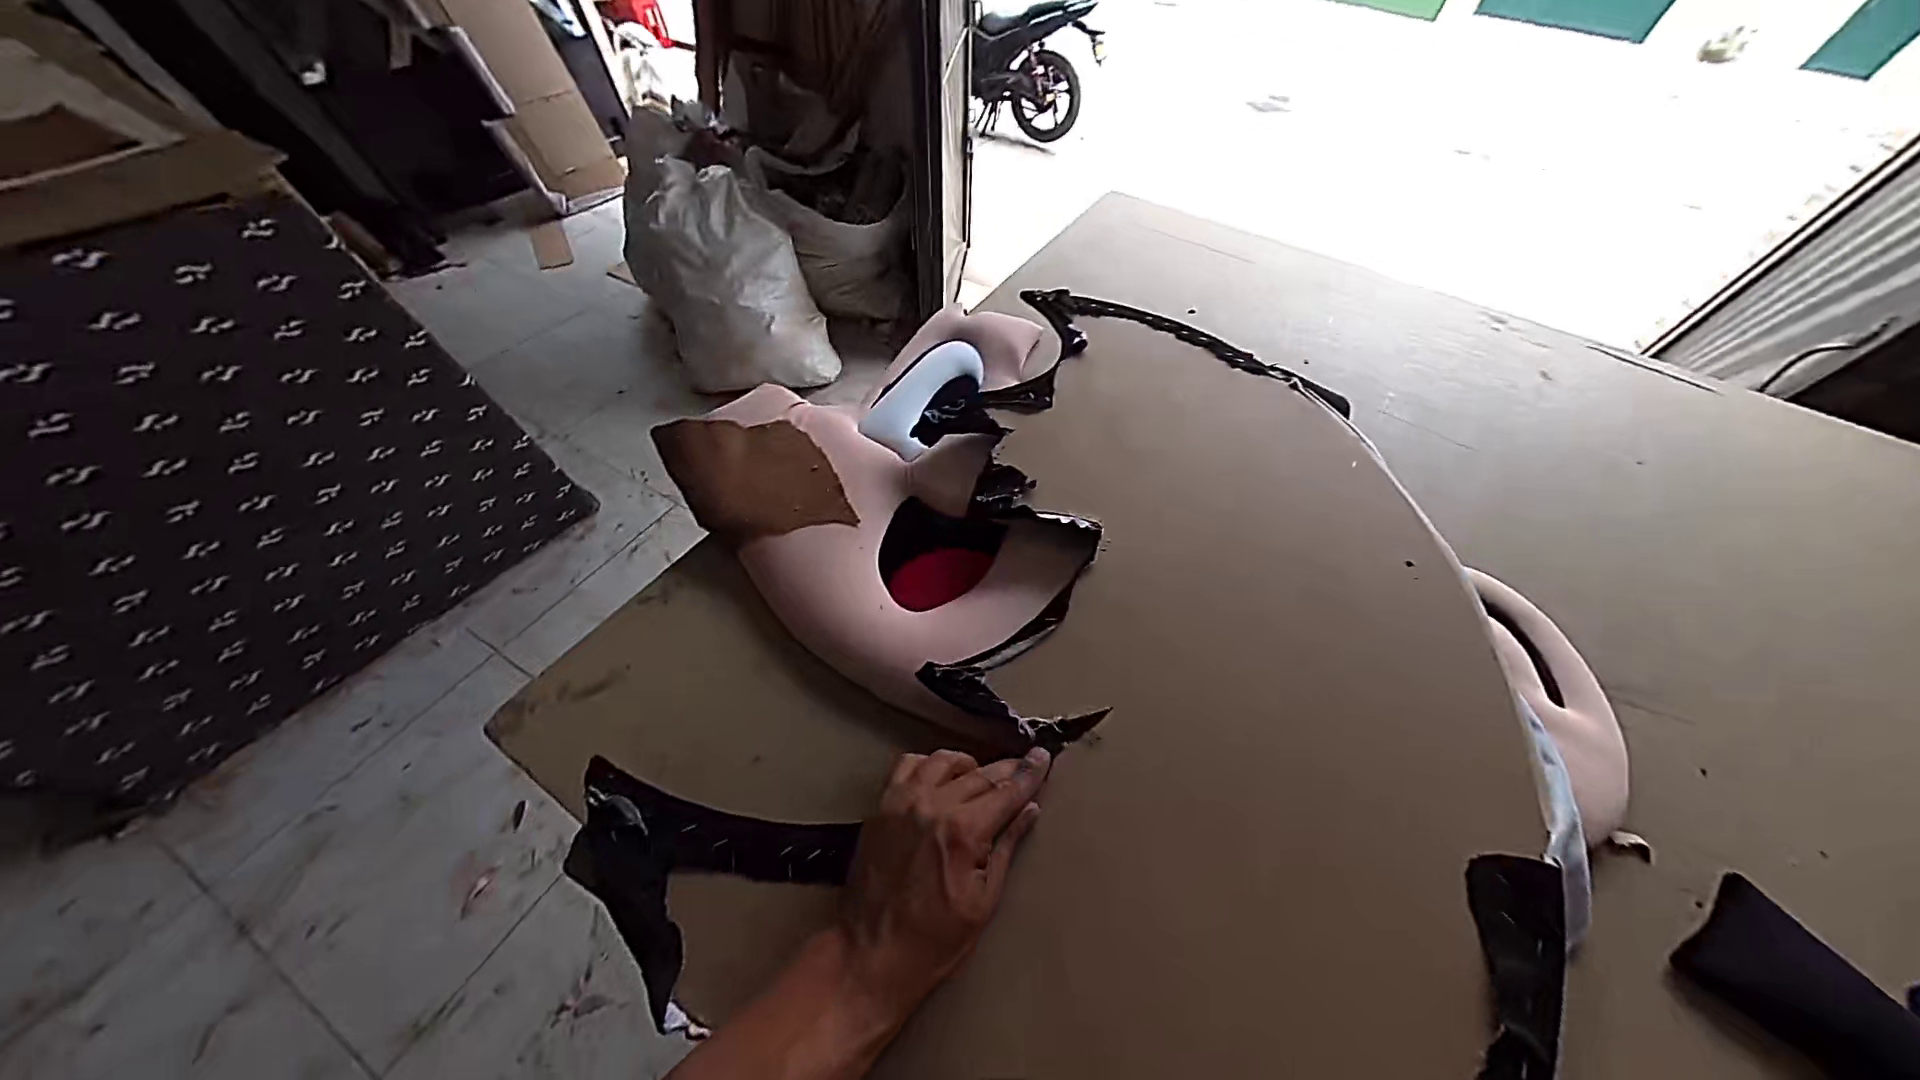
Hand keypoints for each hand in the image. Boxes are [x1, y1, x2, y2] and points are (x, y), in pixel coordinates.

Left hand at [838, 747, 1052, 1016]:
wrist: (871, 955)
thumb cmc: (934, 940)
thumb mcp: (983, 900)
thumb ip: (1006, 847)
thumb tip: (1029, 811)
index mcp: (962, 831)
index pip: (1006, 791)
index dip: (1030, 773)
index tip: (1043, 757)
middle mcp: (932, 806)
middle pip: (980, 773)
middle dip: (1008, 768)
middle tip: (1025, 763)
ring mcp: (902, 802)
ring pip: (943, 760)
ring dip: (969, 764)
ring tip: (982, 776)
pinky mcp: (881, 806)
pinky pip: (907, 765)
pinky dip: (928, 764)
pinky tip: (939, 777)